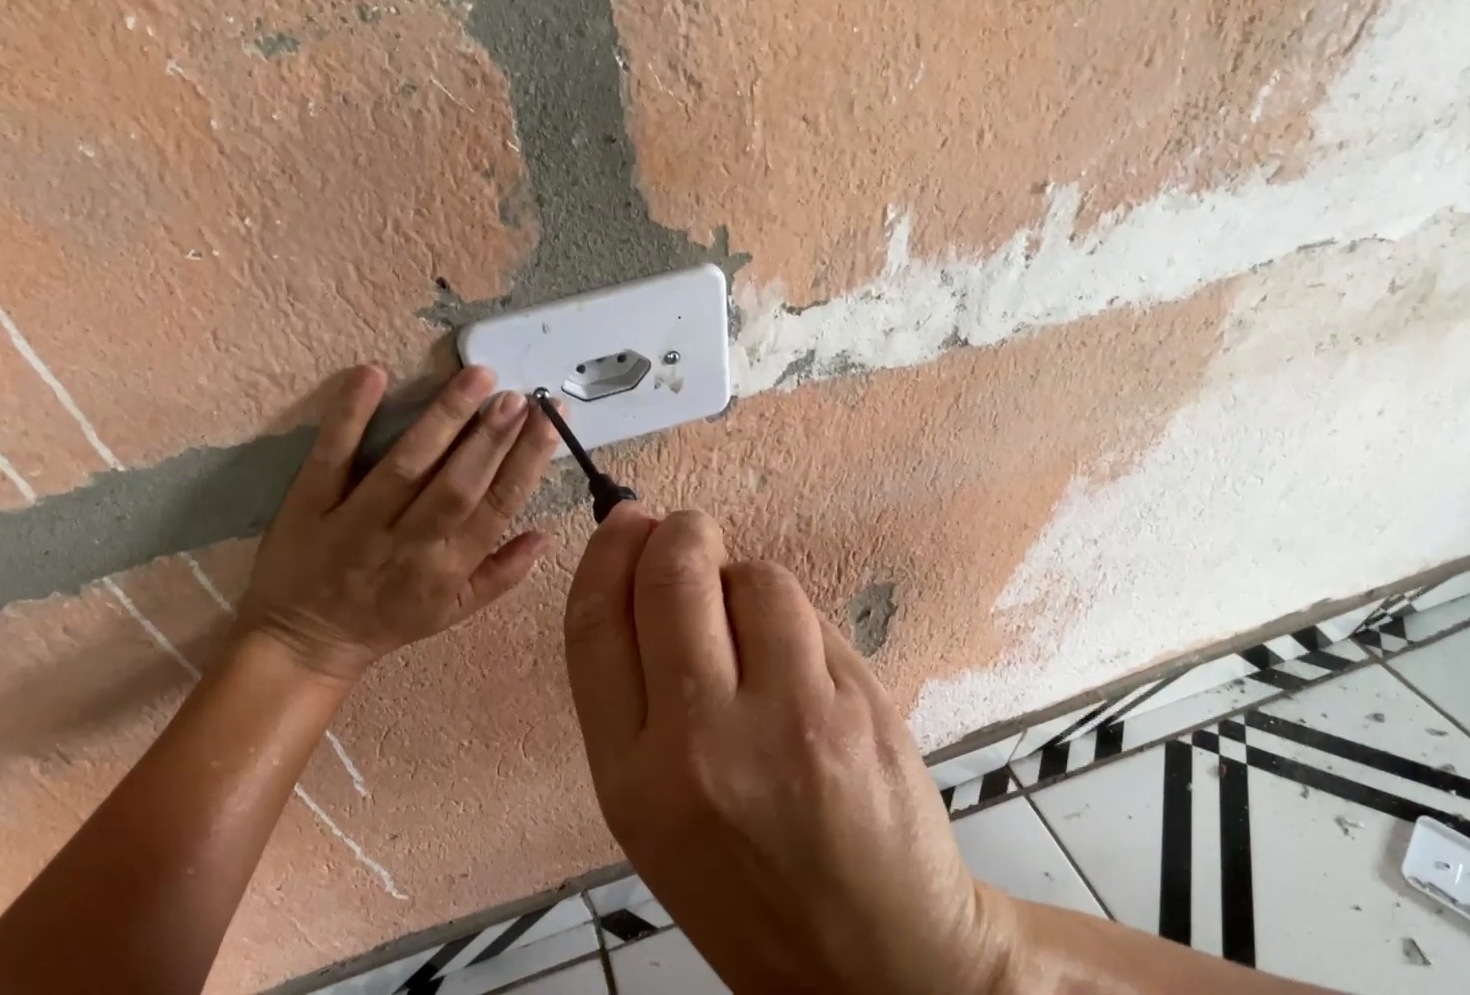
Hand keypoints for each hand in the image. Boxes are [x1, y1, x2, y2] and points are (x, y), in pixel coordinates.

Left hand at [237, 363, 559, 684]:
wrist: (303, 644)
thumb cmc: (386, 622)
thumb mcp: (452, 612)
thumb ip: (501, 575)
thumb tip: (545, 535)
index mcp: (448, 568)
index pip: (497, 507)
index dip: (527, 462)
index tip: (549, 421)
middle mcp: (408, 544)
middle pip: (459, 484)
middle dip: (493, 438)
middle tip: (519, 396)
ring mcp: (357, 522)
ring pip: (407, 465)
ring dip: (444, 419)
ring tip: (477, 377)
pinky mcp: (309, 505)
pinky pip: (332, 456)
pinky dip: (352, 416)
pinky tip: (374, 374)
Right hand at [563, 507, 1017, 994]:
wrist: (873, 958)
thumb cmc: (746, 885)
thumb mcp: (653, 813)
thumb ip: (636, 697)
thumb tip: (640, 568)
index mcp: (630, 781)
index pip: (596, 626)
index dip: (605, 556)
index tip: (623, 520)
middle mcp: (699, 745)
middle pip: (672, 577)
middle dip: (679, 534)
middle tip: (689, 534)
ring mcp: (788, 722)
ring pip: (752, 578)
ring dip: (744, 578)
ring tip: (756, 624)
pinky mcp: (857, 706)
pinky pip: (809, 614)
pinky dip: (794, 616)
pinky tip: (802, 663)